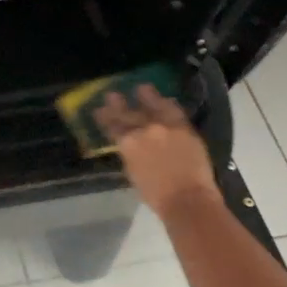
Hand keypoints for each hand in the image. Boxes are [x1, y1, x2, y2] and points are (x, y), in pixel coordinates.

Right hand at [94, 84, 220, 215]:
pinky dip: (168, 104)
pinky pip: (174, 110)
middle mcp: (145, 129)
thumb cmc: (155, 195)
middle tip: (112, 95)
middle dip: (119, 104)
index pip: (113, 126)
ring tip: (142, 88)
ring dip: (147, 96)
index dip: (105, 117)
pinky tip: (166, 100)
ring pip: (154, 105)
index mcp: (128, 143)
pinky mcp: (185, 127)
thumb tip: (130, 145)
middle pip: (129, 113)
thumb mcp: (133, 173)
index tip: (99, 110)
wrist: (187, 198)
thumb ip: (131, 154)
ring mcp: (166, 126)